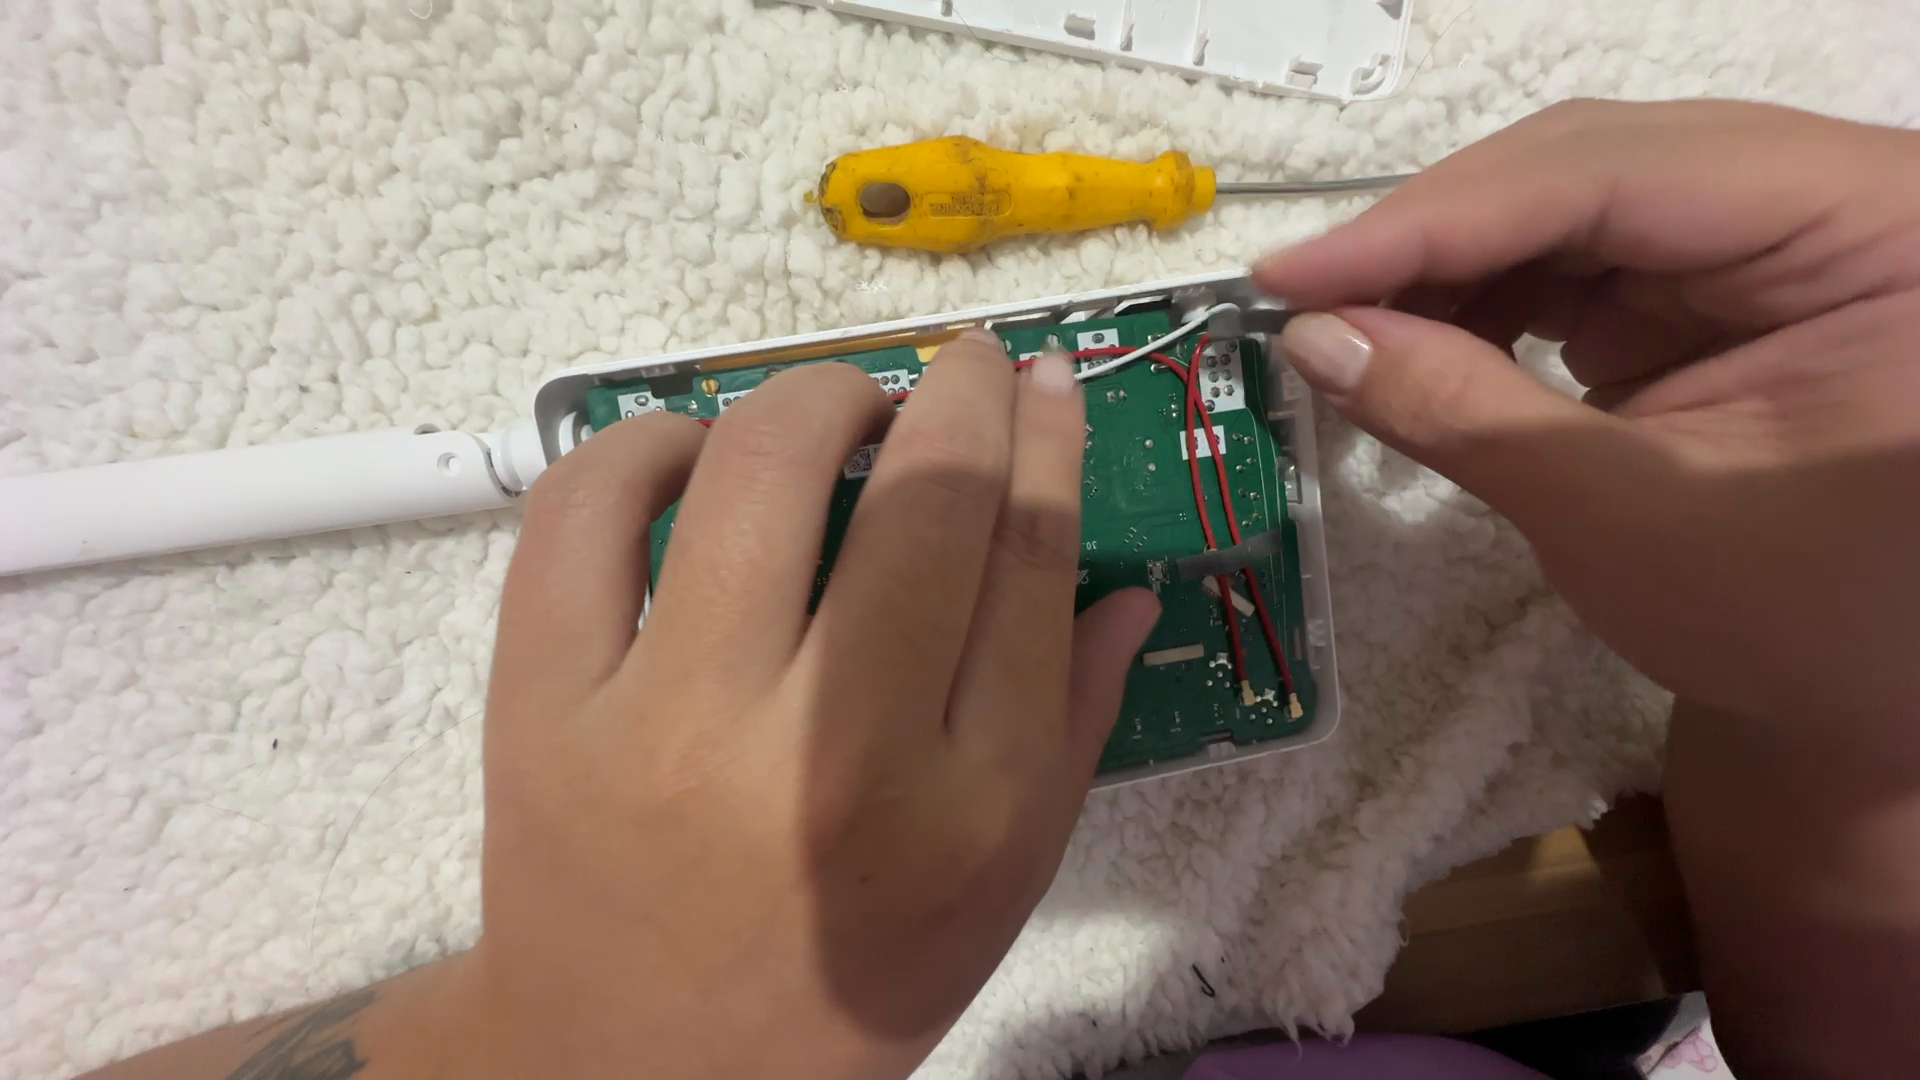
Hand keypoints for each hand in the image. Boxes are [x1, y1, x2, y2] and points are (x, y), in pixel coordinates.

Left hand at [454, 334, 1158, 1077]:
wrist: (638, 1065)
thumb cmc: (852, 970)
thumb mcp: (1005, 874)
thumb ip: (1074, 718)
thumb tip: (1129, 585)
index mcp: (967, 804)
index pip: (1031, 562)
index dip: (1050, 442)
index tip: (1048, 379)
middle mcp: (830, 753)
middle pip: (923, 501)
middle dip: (961, 392)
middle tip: (966, 364)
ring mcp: (670, 724)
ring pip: (757, 472)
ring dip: (819, 395)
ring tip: (844, 404)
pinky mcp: (540, 708)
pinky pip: (584, 511)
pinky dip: (647, 443)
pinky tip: (694, 453)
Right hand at [1256, 98, 1919, 732]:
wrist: (1852, 678)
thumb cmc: (1783, 616)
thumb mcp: (1614, 512)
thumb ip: (1457, 412)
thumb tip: (1308, 340)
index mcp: (1881, 230)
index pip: (1613, 177)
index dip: (1429, 222)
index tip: (1287, 276)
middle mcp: (1825, 199)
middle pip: (1580, 166)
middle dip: (1423, 239)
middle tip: (1300, 299)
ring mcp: (1755, 241)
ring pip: (1552, 208)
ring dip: (1432, 271)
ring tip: (1344, 332)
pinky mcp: (1695, 288)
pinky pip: (1551, 264)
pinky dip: (1462, 304)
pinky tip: (1408, 342)